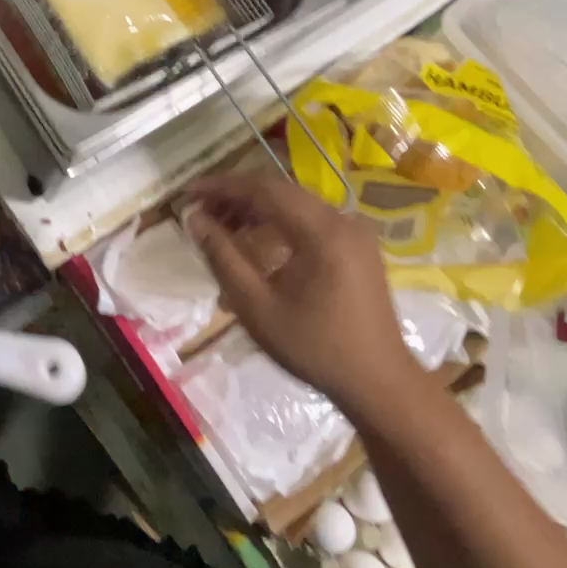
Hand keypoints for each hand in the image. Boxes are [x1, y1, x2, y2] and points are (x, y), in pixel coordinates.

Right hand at [181, 170, 421, 411]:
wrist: (378, 380)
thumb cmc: (314, 347)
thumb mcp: (256, 306)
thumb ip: (223, 257)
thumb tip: (194, 220)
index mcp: (322, 232)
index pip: (264, 189)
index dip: (222, 186)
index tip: (188, 194)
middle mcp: (343, 220)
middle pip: (281, 190)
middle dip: (236, 195)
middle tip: (200, 210)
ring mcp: (355, 232)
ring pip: (295, 203)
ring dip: (256, 208)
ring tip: (221, 225)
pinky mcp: (358, 245)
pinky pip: (310, 219)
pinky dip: (278, 221)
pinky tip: (255, 239)